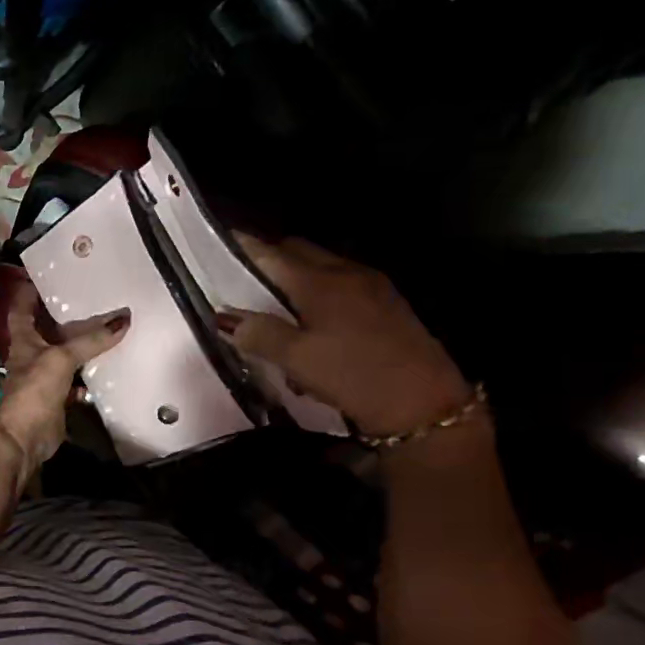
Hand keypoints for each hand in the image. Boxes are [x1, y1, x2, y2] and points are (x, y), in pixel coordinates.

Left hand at [0, 285, 128, 469]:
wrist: (26, 437)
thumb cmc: (34, 391)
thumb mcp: (60, 359)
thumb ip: (90, 340)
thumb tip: (123, 319)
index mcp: (22, 340)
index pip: (21, 308)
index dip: (29, 291)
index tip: (47, 274)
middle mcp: (31, 354)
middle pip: (47, 328)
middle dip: (65, 314)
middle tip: (91, 295)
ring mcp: (43, 376)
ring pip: (65, 353)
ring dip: (82, 342)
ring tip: (108, 322)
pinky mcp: (57, 395)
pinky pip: (76, 378)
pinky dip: (90, 372)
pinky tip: (109, 362)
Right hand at [222, 235, 471, 437]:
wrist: (424, 403)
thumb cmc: (354, 376)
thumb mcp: (297, 360)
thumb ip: (259, 334)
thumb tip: (228, 320)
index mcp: (321, 283)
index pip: (272, 255)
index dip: (244, 247)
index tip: (221, 241)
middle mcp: (347, 274)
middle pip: (299, 251)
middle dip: (269, 258)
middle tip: (239, 277)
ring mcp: (372, 287)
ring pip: (322, 266)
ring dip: (293, 275)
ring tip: (269, 300)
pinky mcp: (386, 304)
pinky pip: (341, 283)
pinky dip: (316, 289)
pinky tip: (307, 319)